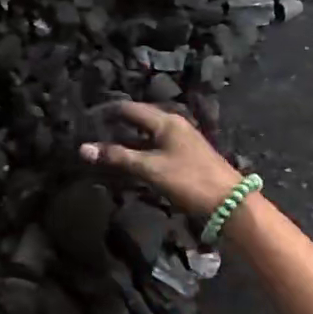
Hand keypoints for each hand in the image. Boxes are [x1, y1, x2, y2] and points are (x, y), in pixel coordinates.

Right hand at [78, 102, 242, 214]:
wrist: (230, 205)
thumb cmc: (188, 180)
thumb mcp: (149, 168)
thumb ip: (116, 156)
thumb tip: (83, 148)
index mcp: (165, 121)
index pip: (127, 108)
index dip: (105, 112)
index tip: (84, 119)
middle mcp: (172, 125)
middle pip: (136, 120)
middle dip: (112, 126)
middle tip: (89, 134)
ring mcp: (178, 141)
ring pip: (143, 136)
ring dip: (122, 142)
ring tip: (100, 150)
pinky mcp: (182, 157)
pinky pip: (151, 148)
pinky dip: (135, 152)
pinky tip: (123, 163)